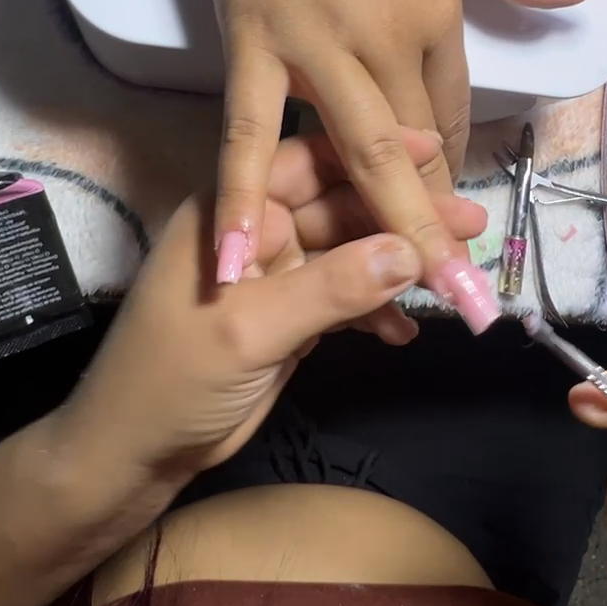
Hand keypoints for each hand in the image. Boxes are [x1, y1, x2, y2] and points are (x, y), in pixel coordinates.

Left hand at [55, 129, 487, 516]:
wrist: (136, 453)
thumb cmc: (176, 377)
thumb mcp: (253, 328)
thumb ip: (333, 287)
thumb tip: (412, 251)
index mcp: (233, 210)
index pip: (309, 163)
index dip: (370, 154)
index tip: (433, 152)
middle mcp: (257, 232)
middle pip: (340, 211)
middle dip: (401, 219)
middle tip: (470, 222)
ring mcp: (275, 276)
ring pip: (349, 257)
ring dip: (397, 269)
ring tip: (457, 280)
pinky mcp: (288, 316)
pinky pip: (342, 301)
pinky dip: (373, 313)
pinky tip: (405, 331)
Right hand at [179, 0, 606, 325]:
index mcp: (434, 11)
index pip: (455, 107)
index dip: (458, 158)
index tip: (457, 205)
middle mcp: (383, 43)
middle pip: (419, 149)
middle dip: (444, 231)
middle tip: (470, 307)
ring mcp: (313, 52)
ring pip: (357, 155)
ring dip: (383, 232)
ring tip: (407, 303)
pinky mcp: (250, 48)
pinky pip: (246, 133)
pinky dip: (241, 197)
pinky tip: (239, 263)